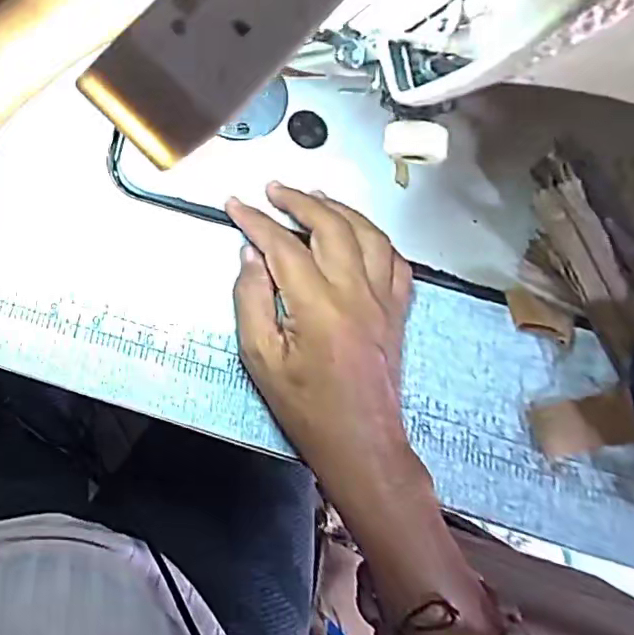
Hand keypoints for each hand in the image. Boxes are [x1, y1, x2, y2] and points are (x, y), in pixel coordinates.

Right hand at [225, 183, 421, 506]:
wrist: (362, 445)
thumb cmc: (303, 405)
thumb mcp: (259, 355)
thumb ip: (251, 299)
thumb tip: (251, 255)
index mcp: (319, 307)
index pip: (283, 245)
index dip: (255, 220)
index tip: (234, 204)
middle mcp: (357, 295)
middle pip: (332, 227)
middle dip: (299, 200)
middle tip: (272, 189)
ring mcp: (385, 302)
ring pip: (369, 235)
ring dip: (339, 209)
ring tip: (313, 195)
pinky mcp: (398, 312)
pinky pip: (395, 261)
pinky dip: (374, 236)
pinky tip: (355, 230)